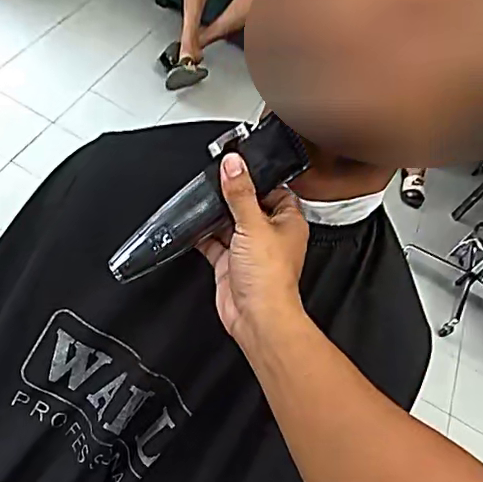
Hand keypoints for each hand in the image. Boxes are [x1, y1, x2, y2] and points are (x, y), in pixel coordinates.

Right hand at [196, 151, 307, 341]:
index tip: (239, 165)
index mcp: (288, 223)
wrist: (257, 316)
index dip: (258, 178)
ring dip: (216, 216)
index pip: (276, 190)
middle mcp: (270, 237)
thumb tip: (234, 164)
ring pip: (230, 225)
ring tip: (203, 201)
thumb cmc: (270, 279)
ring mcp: (250, 252)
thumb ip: (241, 193)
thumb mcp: (254, 224)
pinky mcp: (231, 266)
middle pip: (249, 207)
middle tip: (216, 181)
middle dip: (232, 197)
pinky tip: (194, 227)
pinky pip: (215, 245)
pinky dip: (204, 237)